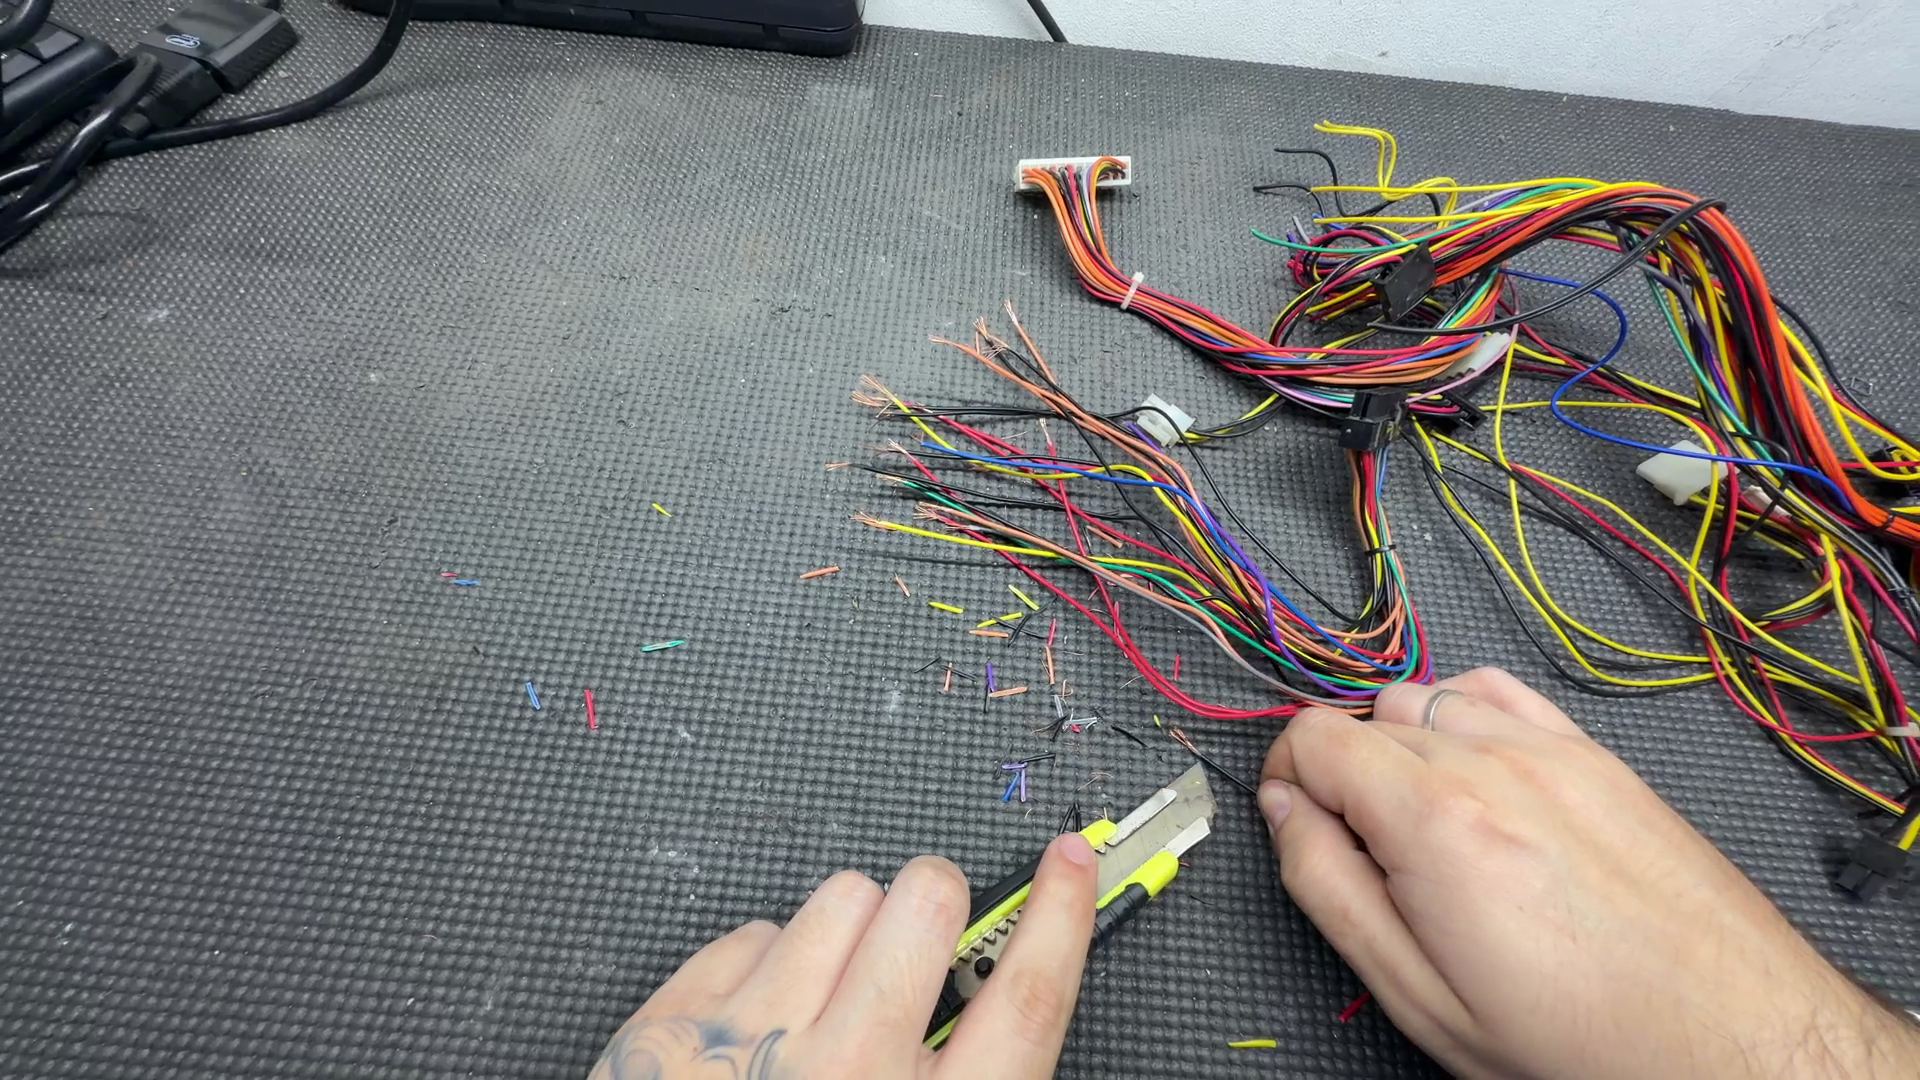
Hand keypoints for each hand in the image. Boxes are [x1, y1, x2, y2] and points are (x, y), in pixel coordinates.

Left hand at [589, 833, 1097, 1079]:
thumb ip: (971, 1079)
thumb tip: (1002, 1002)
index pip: (1024, 1002)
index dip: (1059, 917)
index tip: (1070, 862)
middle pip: (928, 903)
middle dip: (935, 899)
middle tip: (918, 934)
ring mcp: (751, 1041)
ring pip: (843, 894)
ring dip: (848, 932)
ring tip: (827, 998)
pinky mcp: (678, 1020)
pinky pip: (758, 927)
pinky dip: (770, 962)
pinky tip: (758, 1023)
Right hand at [1260, 667, 1919, 1079]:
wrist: (1746, 1056)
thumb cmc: (1575, 1038)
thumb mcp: (1411, 989)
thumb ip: (1321, 881)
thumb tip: (1279, 806)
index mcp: (1433, 819)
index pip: (1310, 736)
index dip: (1285, 774)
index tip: (1298, 816)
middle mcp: (1487, 763)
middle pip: (1359, 719)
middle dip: (1340, 775)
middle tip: (1370, 847)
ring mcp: (1545, 749)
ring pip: (1414, 698)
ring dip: (1393, 745)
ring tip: (1420, 812)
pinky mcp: (1589, 753)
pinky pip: (1487, 689)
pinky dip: (1453, 712)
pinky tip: (1466, 765)